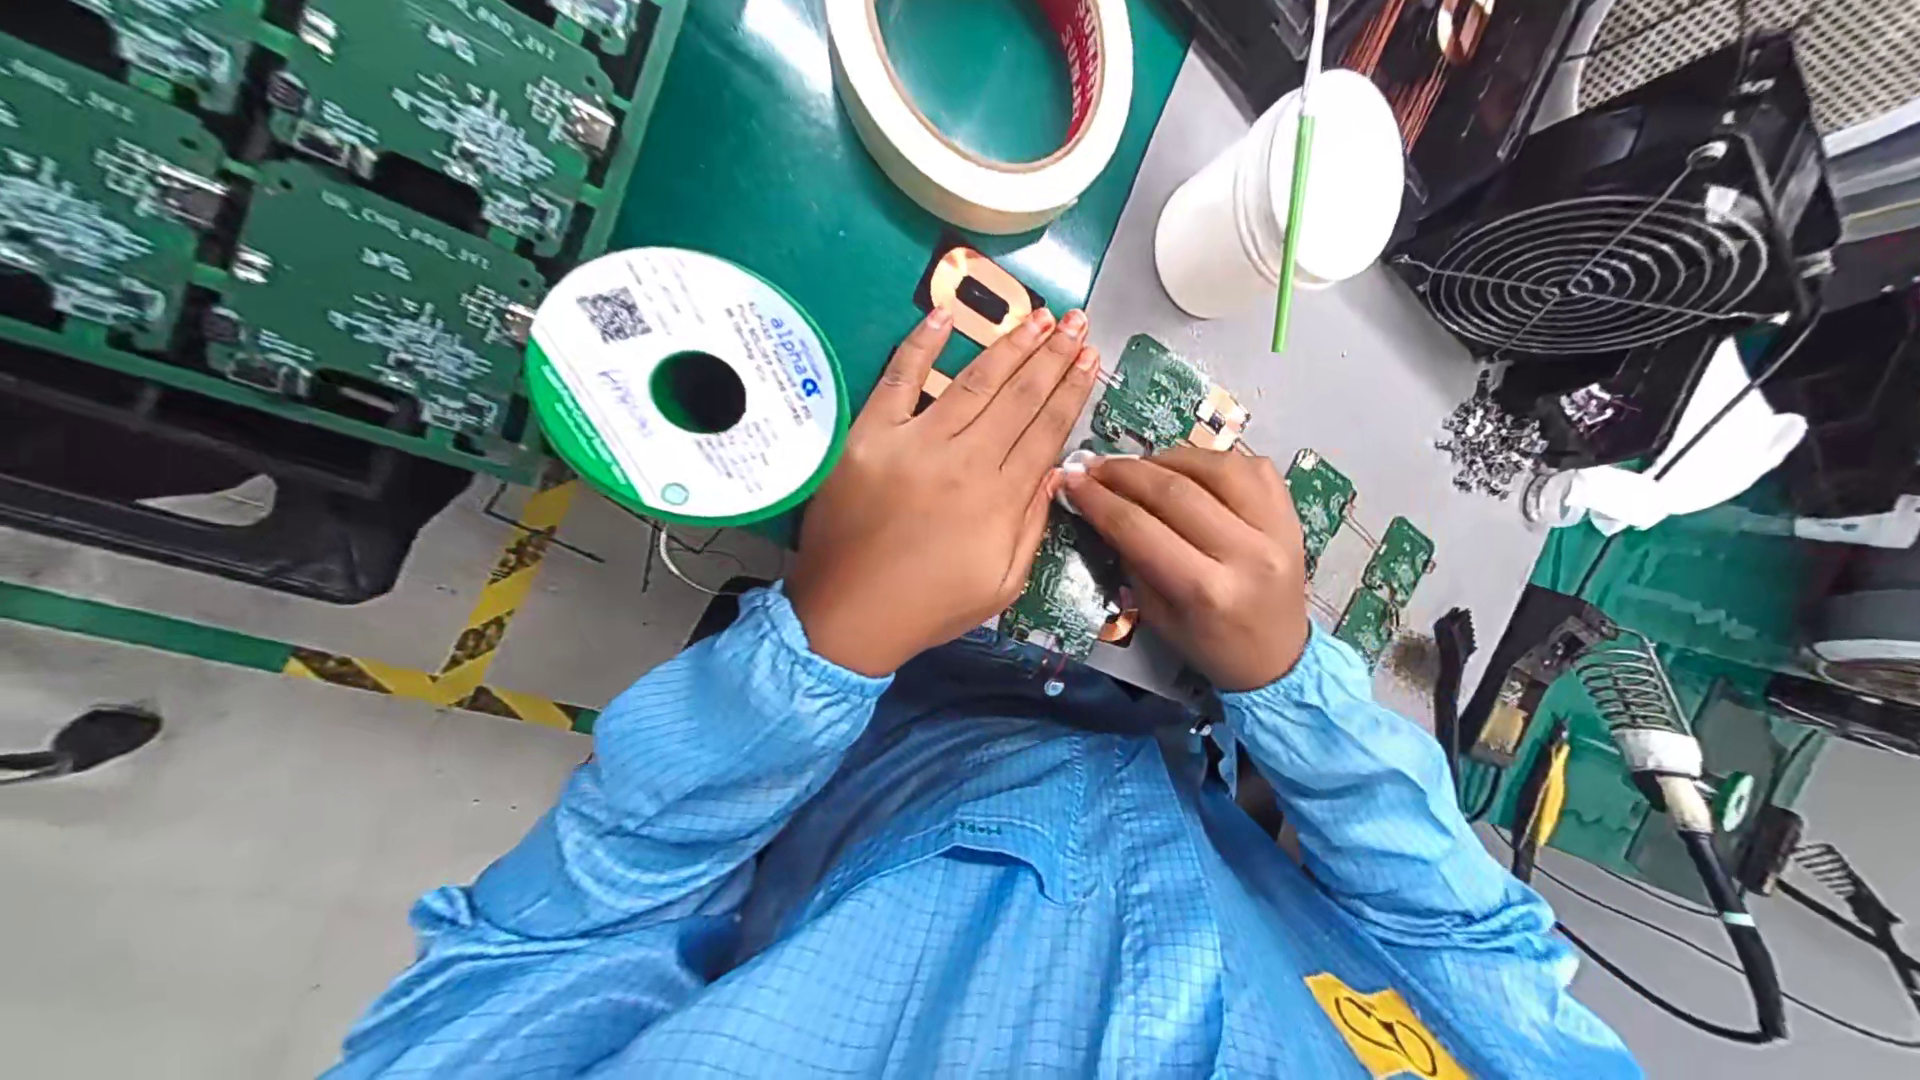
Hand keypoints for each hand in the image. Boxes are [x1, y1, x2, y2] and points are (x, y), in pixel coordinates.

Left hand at [787, 306, 1101, 675]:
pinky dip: (920, 344)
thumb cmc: (928, 607)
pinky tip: (944, 315)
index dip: (1072, 392)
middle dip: (1052, 356)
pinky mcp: (868, 436)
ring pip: (973, 381)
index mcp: (1000, 500)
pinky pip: (898, 379)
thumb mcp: (1002, 585)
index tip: (1091, 360)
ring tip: (1036, 317)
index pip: (1046, 431)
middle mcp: (964, 461)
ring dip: (1009, 344)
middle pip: (1018, 397)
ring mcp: (914, 443)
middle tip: (1074, 322)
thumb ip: (1032, 525)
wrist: (848, 616)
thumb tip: (1053, 471)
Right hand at [1063, 448, 1309, 690]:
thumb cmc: (1209, 646)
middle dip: (1124, 473)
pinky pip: (1252, 466)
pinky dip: (1212, 460)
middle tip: (1094, 466)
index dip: (1098, 500)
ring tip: (1141, 468)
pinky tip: (1188, 469)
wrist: (1280, 659)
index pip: (1138, 528)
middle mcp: (1246, 554)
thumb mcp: (1156, 616)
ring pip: (1215, 467)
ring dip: (1167, 459)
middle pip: (1173, 491)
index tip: (1071, 482)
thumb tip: (1102, 506)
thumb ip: (1132, 558)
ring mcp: (1276, 531)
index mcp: (1205, 591)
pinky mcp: (1292, 516)